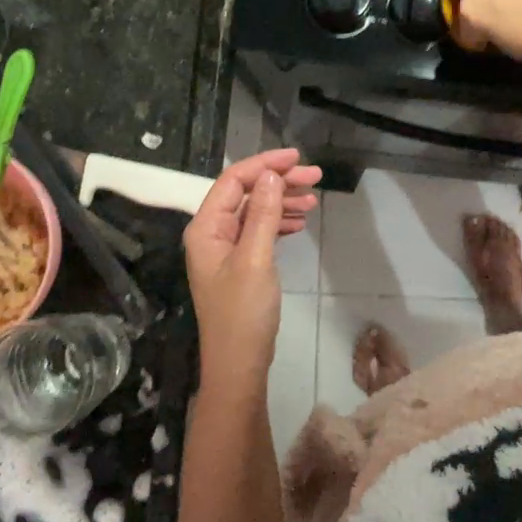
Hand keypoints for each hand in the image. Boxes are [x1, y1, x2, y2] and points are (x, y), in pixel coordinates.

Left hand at [184, 149, 320, 387]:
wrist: (238, 364)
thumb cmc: (243, 312)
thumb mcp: (256, 259)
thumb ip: (264, 214)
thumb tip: (272, 176)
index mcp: (205, 228)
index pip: (233, 181)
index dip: (265, 164)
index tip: (297, 158)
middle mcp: (211, 234)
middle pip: (245, 194)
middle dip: (278, 182)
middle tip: (315, 178)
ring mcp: (225, 251)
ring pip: (255, 212)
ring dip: (282, 202)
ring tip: (313, 200)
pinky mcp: (239, 266)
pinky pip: (259, 232)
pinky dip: (279, 223)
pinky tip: (299, 222)